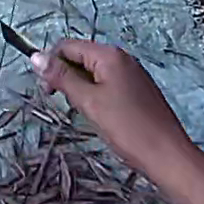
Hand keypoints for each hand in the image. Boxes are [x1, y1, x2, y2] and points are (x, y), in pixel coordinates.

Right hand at [31, 39, 197, 177]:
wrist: (168, 156)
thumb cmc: (127, 128)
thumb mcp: (88, 101)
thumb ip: (61, 77)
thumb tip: (35, 56)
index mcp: (109, 55)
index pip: (68, 46)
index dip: (51, 64)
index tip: (46, 90)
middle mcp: (122, 58)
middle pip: (80, 57)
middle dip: (65, 75)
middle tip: (63, 102)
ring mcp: (132, 74)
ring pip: (93, 72)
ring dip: (79, 87)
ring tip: (83, 111)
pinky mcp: (137, 90)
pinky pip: (107, 82)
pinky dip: (95, 94)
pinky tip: (99, 114)